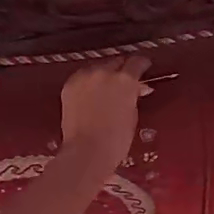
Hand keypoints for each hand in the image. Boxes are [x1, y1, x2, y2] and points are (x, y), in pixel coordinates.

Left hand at [57, 57, 150, 177]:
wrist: (87, 151)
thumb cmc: (116, 140)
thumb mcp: (132, 115)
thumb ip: (133, 96)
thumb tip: (136, 89)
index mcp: (125, 80)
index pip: (137, 62)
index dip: (142, 64)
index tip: (144, 67)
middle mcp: (104, 72)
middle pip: (116, 62)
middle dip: (122, 69)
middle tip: (125, 80)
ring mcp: (84, 77)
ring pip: (97, 68)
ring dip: (104, 75)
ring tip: (106, 88)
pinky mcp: (69, 85)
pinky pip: (82, 77)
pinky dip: (88, 82)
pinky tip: (90, 94)